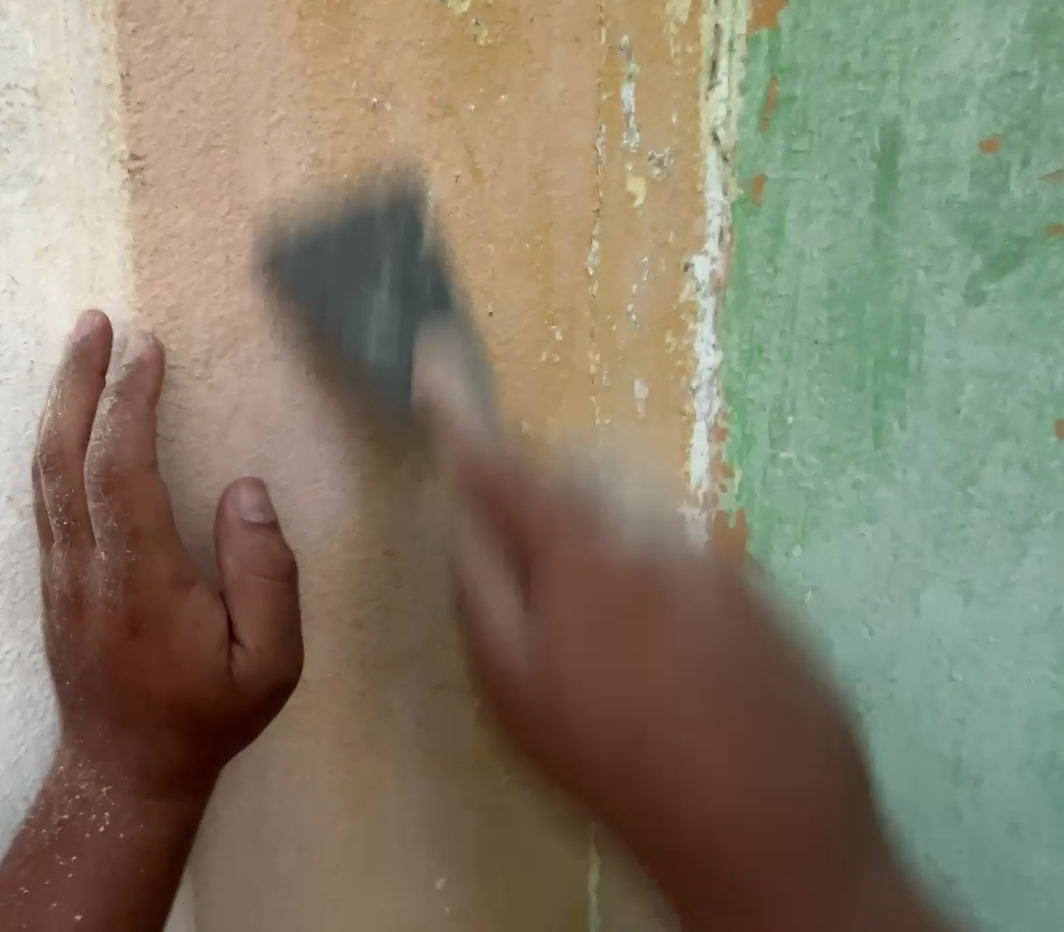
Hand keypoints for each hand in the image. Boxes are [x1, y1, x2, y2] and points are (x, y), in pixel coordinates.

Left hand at [33, 310, 303, 801]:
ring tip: (80, 348)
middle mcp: (86, 563)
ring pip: (45, 470)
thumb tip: (244, 489)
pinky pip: (44, 492)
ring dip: (60, 402)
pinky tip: (68, 412)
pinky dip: (54, 439)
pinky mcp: (50, 574)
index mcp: (140, 579)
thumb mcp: (269, 664)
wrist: (121, 769)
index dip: (129, 403)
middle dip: (77, 380)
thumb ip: (266, 575)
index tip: (146, 347)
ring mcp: (58, 568)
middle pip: (65, 455)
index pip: (122, 471)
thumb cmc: (203, 716)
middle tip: (94, 322)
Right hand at [432, 417, 946, 929]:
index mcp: (576, 554)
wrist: (768, 837)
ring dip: (598, 535)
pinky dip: (653, 572)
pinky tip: (662, 650)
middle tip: (525, 556)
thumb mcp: (508, 683)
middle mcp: (650, 537)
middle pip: (574, 479)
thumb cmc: (606, 757)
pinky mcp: (762, 595)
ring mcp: (717, 562)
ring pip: (631, 515)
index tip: (437, 368)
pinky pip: (685, 553)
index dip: (462, 419)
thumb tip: (463, 522)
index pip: (504, 468)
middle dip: (538, 492)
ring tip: (599, 622)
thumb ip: (477, 587)